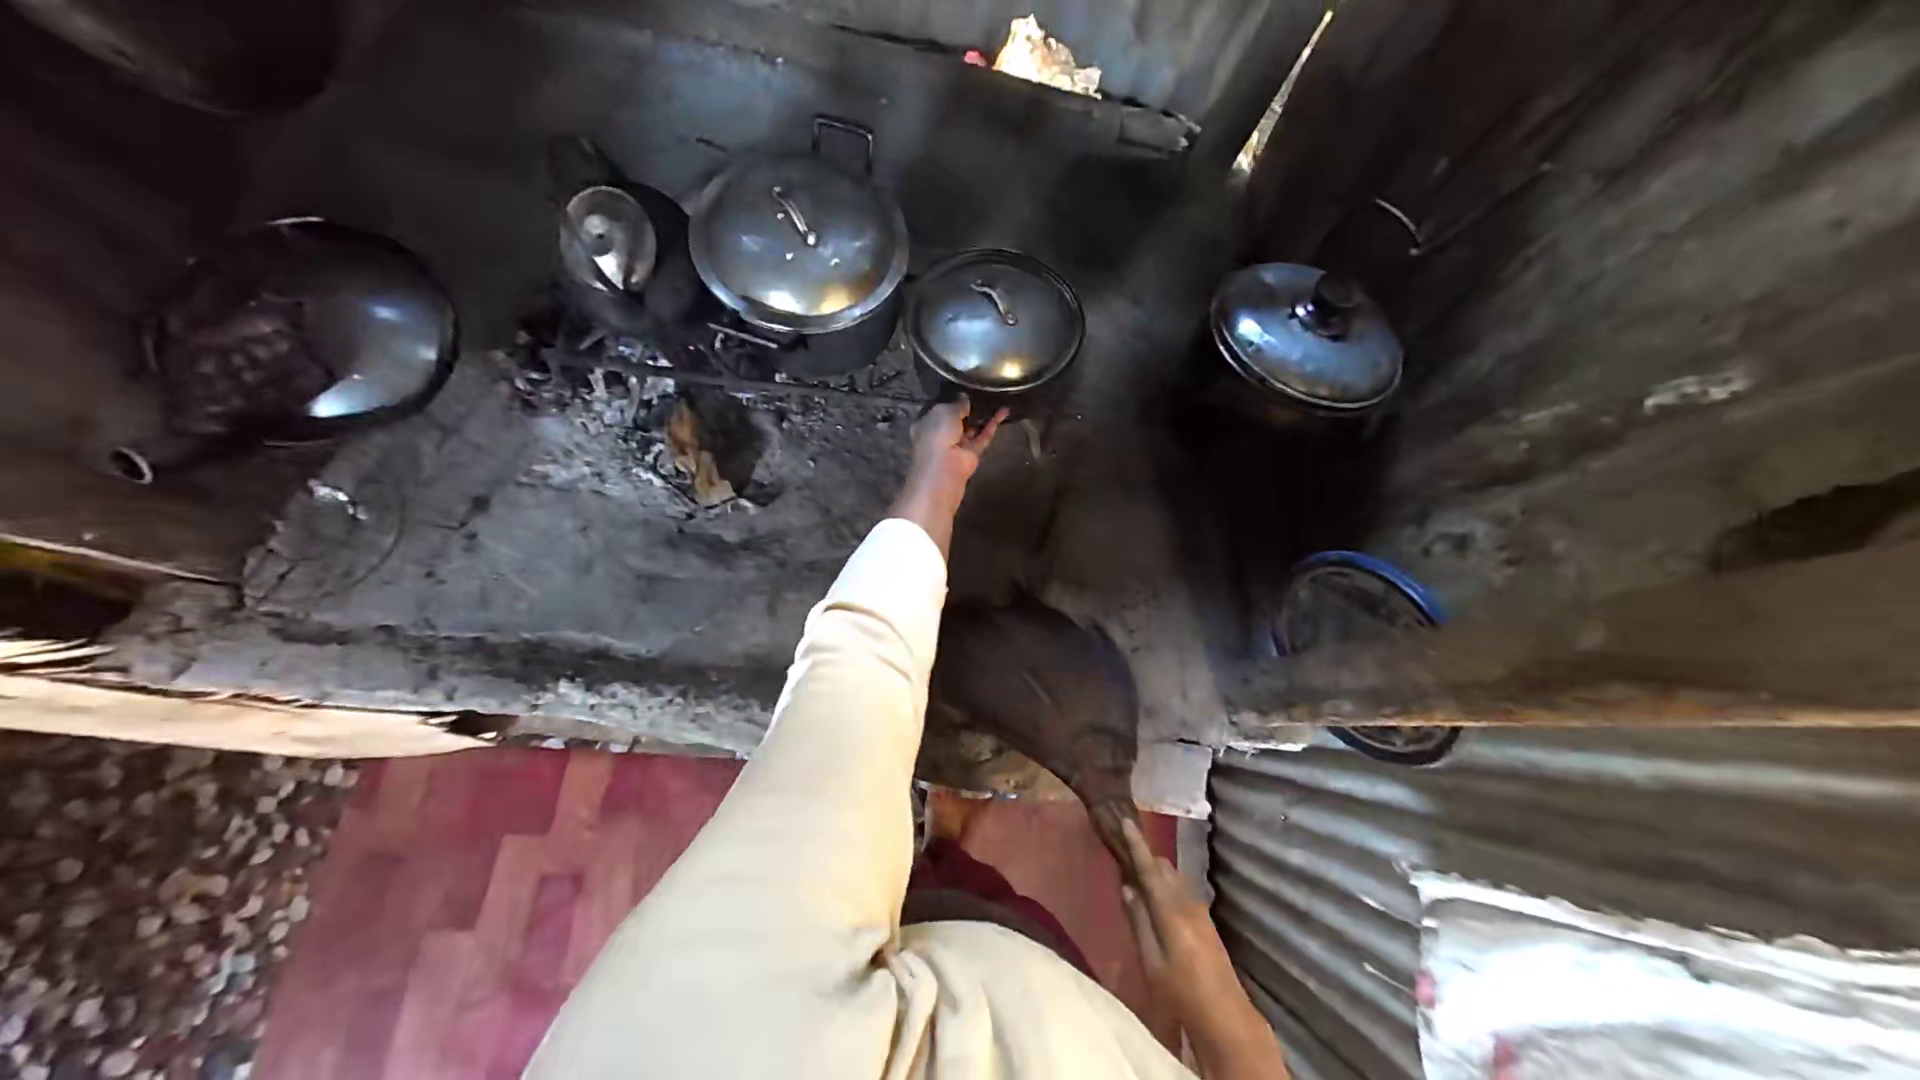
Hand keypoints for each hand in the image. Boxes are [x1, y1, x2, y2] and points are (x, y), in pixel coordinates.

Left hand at [888, 398, 1006, 557]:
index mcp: (927, 422)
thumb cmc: (936, 436)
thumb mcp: (944, 412)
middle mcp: (940, 434)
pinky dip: (993, 424)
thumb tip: (965, 398)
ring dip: (983, 413)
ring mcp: (957, 445)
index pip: (938, 407)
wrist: (943, 472)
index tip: (964, 384)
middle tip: (983, 388)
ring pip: (972, 426)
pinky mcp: (972, 454)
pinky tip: (1004, 410)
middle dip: (968, 405)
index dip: (950, 397)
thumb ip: (956, 403)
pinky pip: (983, 435)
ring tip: (996, 396)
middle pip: (956, 417)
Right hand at [1119, 819, 1288, 1079]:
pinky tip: (1156, 895)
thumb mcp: (1151, 962)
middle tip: (1122, 849)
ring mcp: (1200, 912)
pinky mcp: (1205, 922)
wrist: (1227, 1018)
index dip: (1136, 844)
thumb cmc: (1182, 993)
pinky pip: (1181, 890)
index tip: (1125, 820)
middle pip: (1164, 868)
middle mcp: (1188, 903)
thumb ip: (1138, 921)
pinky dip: (1165, 884)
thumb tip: (1127, 886)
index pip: (1150, 868)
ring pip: (1174, 878)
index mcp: (1171, 911)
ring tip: (1136, 869)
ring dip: (1156, 870)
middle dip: (1144, 855)